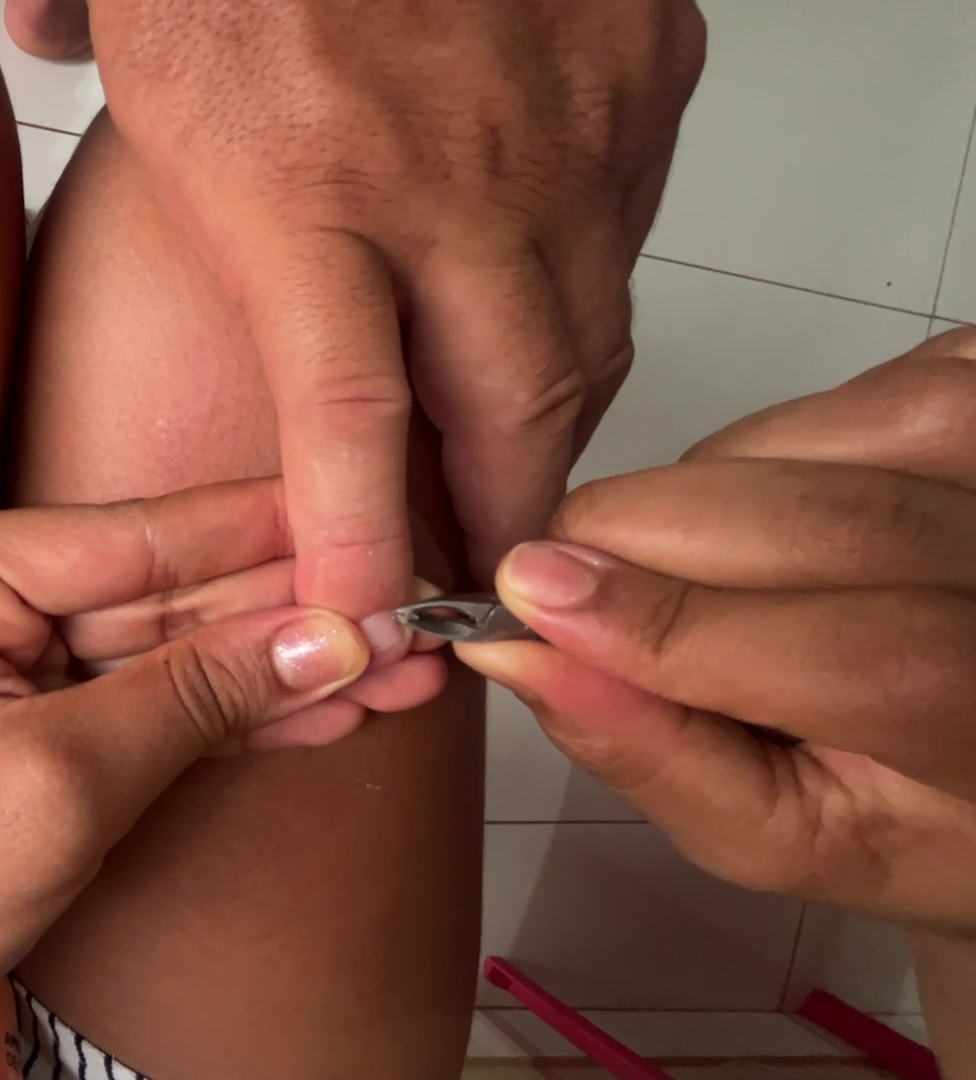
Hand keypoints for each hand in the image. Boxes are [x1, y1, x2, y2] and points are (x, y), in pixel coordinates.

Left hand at [0, 479, 443, 1079]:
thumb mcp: (56, 781)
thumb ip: (192, 697)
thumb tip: (326, 635)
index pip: (134, 535)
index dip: (261, 537)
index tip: (374, 532)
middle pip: (167, 586)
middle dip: (290, 608)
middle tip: (415, 608)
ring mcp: (22, 645)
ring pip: (179, 643)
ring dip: (286, 661)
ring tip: (403, 663)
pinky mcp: (53, 704)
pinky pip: (162, 695)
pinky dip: (244, 709)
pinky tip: (330, 704)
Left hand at [12, 0, 704, 614]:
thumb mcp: (143, 58)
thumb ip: (105, 126)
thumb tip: (37, 65)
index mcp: (307, 195)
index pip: (346, 420)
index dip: (360, 544)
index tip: (361, 619)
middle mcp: (450, 181)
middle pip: (499, 413)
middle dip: (485, 522)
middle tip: (459, 590)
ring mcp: (558, 129)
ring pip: (577, 345)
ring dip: (537, 440)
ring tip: (494, 498)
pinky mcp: (631, 74)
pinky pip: (618, 251)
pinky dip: (575, 329)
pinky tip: (532, 359)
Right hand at [455, 331, 975, 936]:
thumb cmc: (889, 811)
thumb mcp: (762, 831)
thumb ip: (636, 746)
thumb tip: (505, 650)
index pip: (866, 660)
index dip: (673, 623)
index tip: (522, 593)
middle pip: (833, 525)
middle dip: (634, 532)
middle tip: (549, 570)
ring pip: (821, 446)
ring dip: (688, 492)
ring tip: (678, 559)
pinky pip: (867, 395)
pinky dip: (755, 448)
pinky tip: (754, 511)